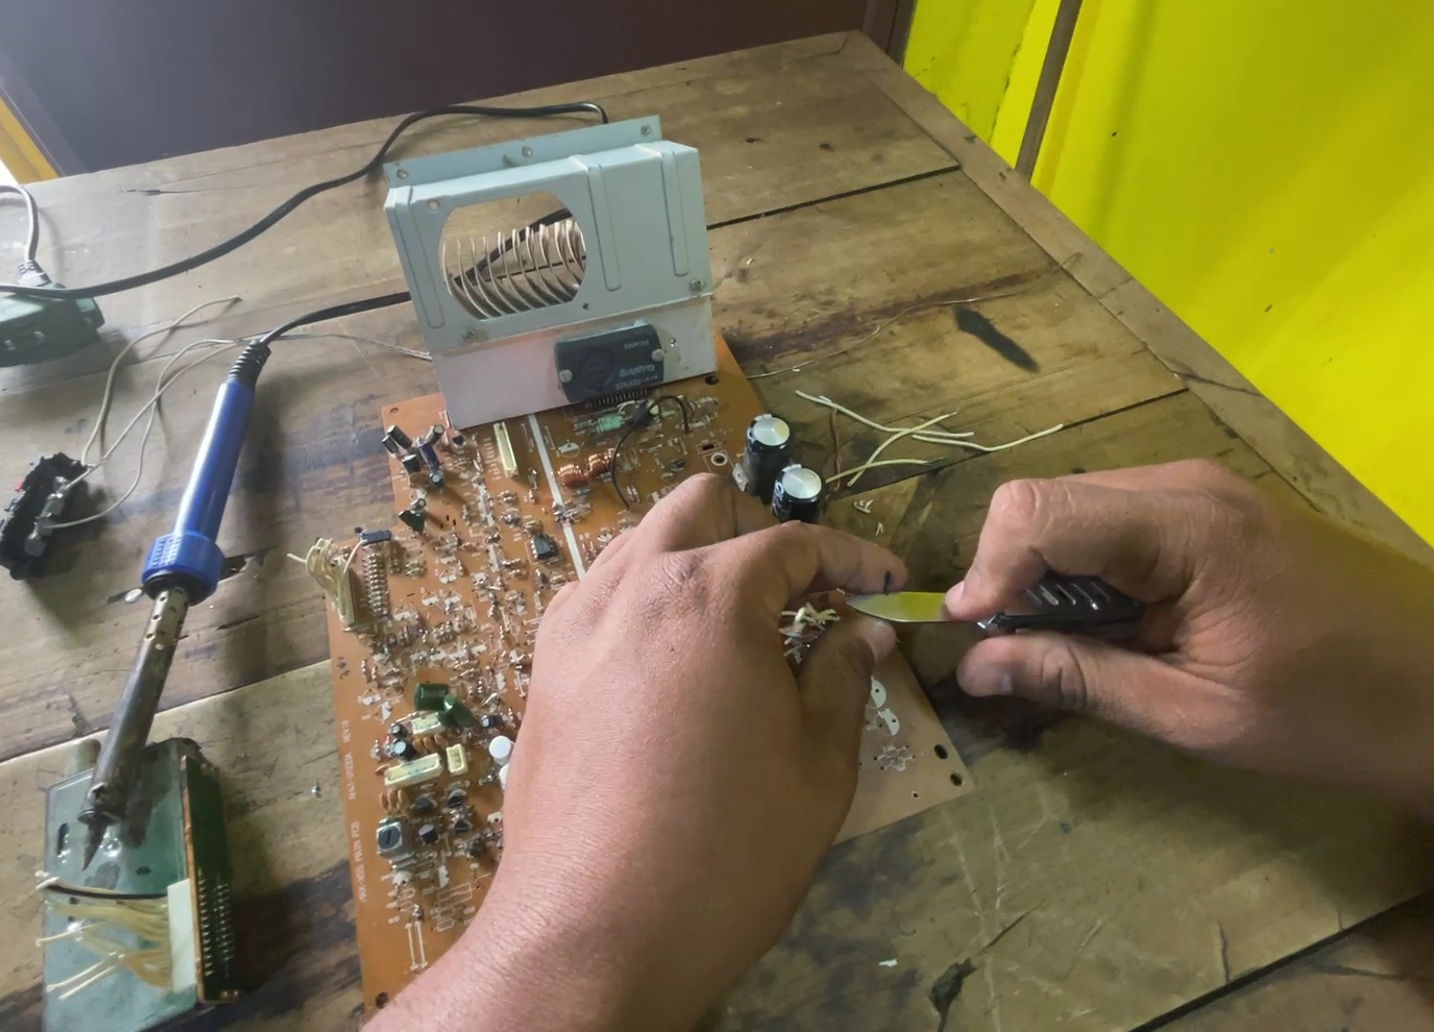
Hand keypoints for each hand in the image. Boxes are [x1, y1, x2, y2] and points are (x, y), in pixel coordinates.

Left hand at [378, 475, 904, 1030]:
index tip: (886, 585)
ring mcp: (578, 615)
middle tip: (801, 590)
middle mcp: (634, 580)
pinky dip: (649, 594)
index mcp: (709, 591)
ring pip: (645, 538)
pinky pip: (603, 590)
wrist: (590, 931)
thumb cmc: (726, 848)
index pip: (795, 540)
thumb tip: (867, 630)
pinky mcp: (547, 657)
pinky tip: (671, 655)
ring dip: (701, 555)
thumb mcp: (818, 762)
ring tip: (738, 621)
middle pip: (703, 502)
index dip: (854, 557)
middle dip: (762, 528)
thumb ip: (843, 673)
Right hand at [944, 460, 1433, 1027]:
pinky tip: (1113, 611)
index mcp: (1187, 529)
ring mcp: (1199, 487)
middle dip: (1006, 568)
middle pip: (1042, 500)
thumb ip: (1074, 678)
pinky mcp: (1207, 503)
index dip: (985, 569)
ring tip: (1067, 634)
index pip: (1037, 513)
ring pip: (1068, 503)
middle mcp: (1183, 485)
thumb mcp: (1193, 715)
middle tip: (1014, 640)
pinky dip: (1079, 559)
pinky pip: (1106, 513)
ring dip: (1041, 566)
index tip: (971, 632)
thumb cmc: (1340, 718)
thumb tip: (970, 667)